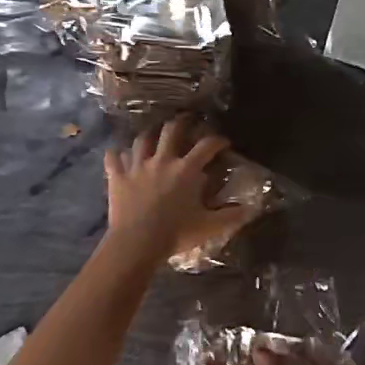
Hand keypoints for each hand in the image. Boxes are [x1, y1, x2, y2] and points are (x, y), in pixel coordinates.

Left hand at [103, 117, 248, 257]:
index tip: (224, 142)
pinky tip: (118, 153)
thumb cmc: (176, 232)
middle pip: (171, 130)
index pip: (207, 146)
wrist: (137, 242)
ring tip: (154, 133)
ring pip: (142, 140)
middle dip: (181, 122)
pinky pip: (114, 158)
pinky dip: (116, 154)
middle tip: (187, 121)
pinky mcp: (117, 177)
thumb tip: (251, 210)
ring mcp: (137, 167)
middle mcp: (162, 160)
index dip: (218, 140)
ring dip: (149, 134)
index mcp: (187, 169)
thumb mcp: (210, 226)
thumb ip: (231, 216)